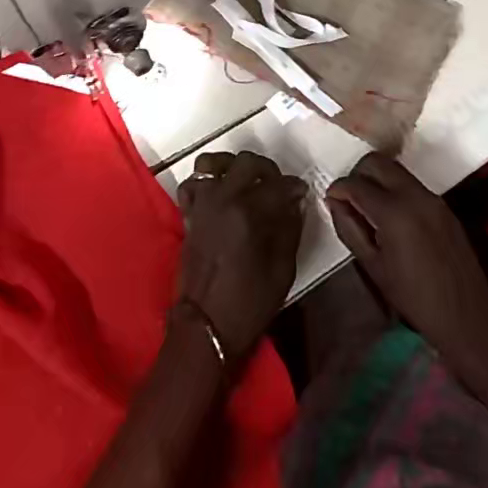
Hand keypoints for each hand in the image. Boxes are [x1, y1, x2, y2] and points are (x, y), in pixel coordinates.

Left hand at [175, 151, 305, 357]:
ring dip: (232, 166)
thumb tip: (295, 204)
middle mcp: (222, 199)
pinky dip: (205, 182)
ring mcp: (201, 204)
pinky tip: (219, 194)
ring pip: (212, 163)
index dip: (294, 186)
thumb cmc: (249, 302)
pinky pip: (192, 184)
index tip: (301, 192)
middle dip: (267, 170)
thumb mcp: (282, 268)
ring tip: (245, 181)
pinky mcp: (186, 215)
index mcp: (249, 212)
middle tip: (277, 185)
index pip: (278, 184)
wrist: (206, 324)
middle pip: (246, 163)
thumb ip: (289, 229)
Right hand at [325, 153, 487, 349]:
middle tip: (348, 198)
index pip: (356, 184)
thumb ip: (349, 228)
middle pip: (376, 162)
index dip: (338, 189)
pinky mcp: (443, 206)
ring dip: (376, 179)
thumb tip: (335, 203)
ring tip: (367, 207)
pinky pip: (411, 184)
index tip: (330, 200)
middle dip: (357, 174)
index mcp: (394, 213)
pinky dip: (394, 189)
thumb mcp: (372, 265)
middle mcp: (414, 196)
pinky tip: (390, 216)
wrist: (467, 315)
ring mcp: (432, 199)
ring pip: (395, 169)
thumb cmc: (414, 297)